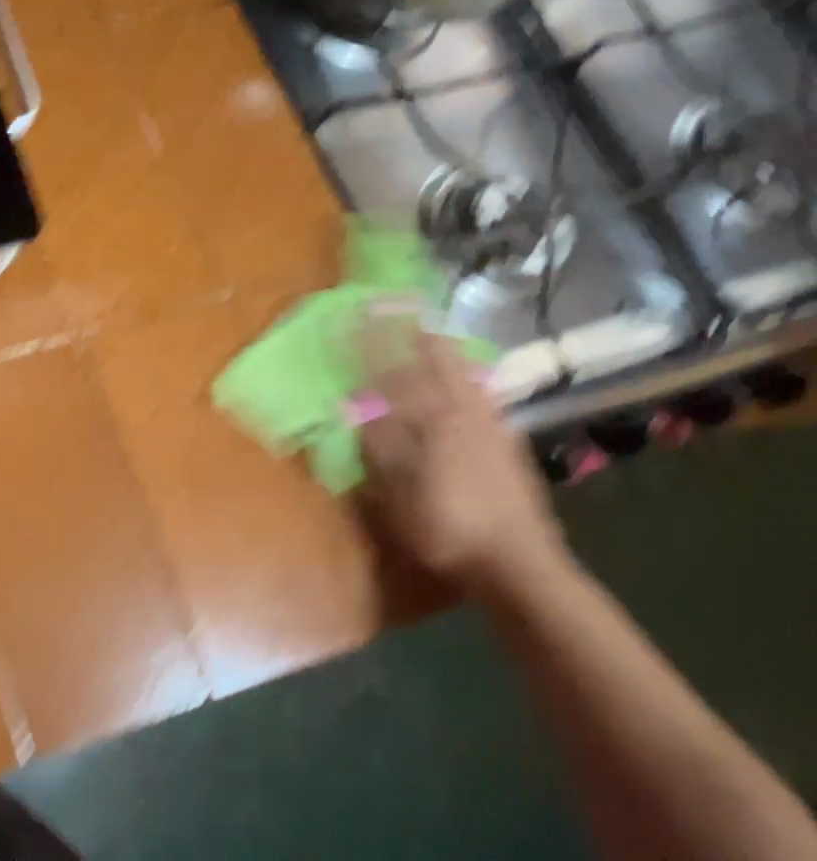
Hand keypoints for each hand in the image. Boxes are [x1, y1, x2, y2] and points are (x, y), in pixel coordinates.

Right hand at [358, 317, 566, 594]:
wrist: (518, 562)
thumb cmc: (446, 527)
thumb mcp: (397, 489)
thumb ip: (379, 441)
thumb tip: (354, 402)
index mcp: (430, 421)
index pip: (392, 371)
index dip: (370, 343)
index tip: (350, 315)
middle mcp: (461, 413)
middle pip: (436, 362)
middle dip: (412, 333)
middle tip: (394, 306)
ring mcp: (489, 426)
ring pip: (462, 374)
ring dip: (441, 349)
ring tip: (427, 330)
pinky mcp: (505, 443)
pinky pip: (480, 393)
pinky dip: (464, 375)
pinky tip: (464, 379)